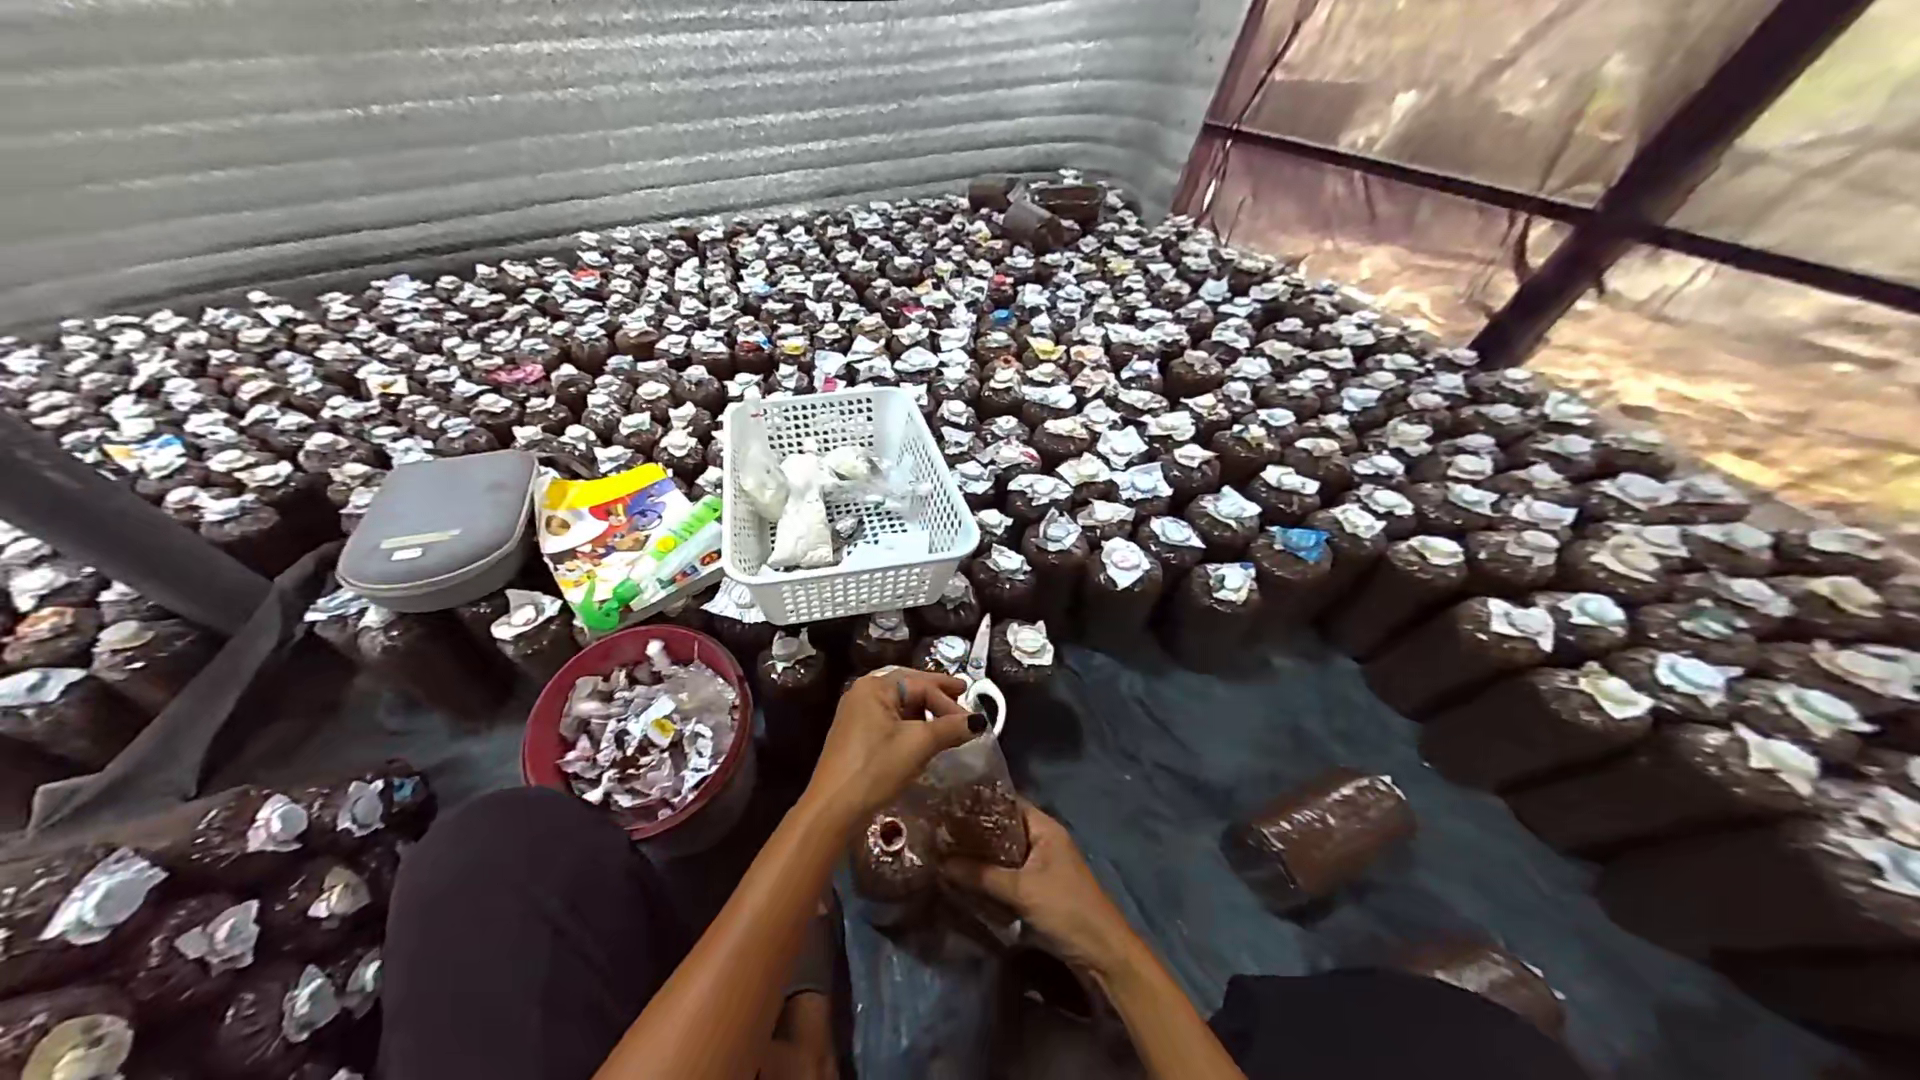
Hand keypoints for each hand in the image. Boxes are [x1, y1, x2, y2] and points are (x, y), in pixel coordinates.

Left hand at [805, 668, 975, 822]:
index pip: (922, 685)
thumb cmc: (875, 768)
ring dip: (924, 709)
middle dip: (937, 693)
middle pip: (908, 686)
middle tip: (962, 694)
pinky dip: (910, 722)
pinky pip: (890, 719)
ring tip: (946, 718)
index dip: (949, 701)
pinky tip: (923, 734)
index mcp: (875, 687)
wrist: (832, 808)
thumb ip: (950, 728)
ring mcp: (857, 714)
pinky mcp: (856, 734)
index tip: (971, 721)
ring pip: (899, 703)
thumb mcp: (918, 745)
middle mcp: (863, 693)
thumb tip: (979, 721)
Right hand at [942, 801, 1135, 974]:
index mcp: (1044, 827)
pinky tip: (964, 878)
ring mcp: (1041, 865)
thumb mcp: (1021, 891)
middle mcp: (1043, 840)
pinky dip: (989, 875)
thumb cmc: (1067, 910)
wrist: (1103, 954)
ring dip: (980, 856)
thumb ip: (981, 875)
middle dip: (974, 832)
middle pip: (1002, 828)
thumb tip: (941, 863)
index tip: (946, 802)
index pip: (1007, 801)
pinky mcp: (1038, 888)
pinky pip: (1007, 874)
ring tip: (943, 851)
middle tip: (937, 830)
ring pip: (1003, 853)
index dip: (979, 801)